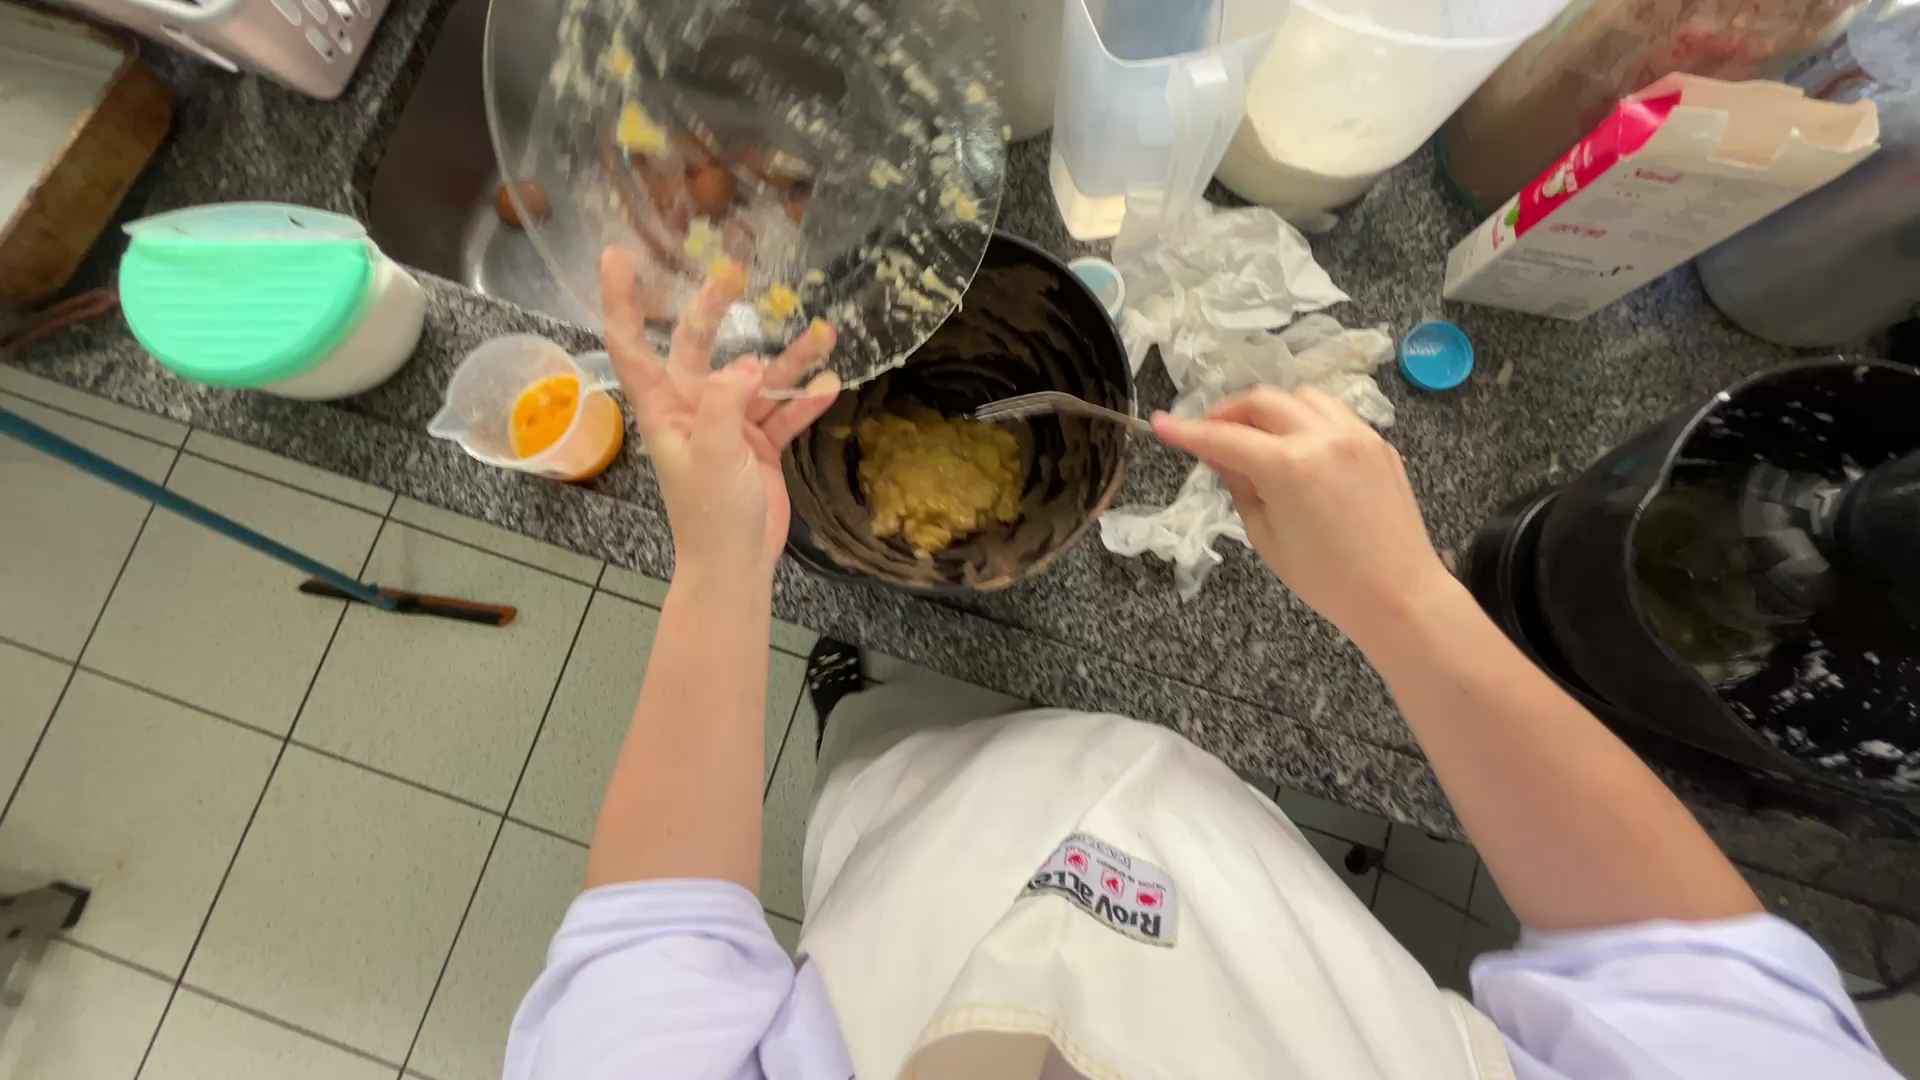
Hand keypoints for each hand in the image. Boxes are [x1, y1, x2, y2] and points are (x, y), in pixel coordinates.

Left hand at [599, 247, 840, 580]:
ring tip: (824, 334)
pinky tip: (831, 386)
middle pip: (699, 347)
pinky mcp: (759, 445)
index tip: (620, 256)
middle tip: (738, 273)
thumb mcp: (714, 454)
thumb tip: (746, 365)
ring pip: (756, 379)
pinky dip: (804, 401)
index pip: (632, 344)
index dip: (622, 301)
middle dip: (716, 310)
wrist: (737, 562)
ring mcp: (729, 426)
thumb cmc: (711, 512)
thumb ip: (725, 403)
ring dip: (788, 359)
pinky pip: (783, 413)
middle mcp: (694, 408)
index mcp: (665, 408)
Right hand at [1151, 386, 1450, 643]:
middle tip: (1209, 435)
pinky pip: (1331, 412)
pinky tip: (1294, 446)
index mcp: (1289, 465)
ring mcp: (1356, 434)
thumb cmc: (1323, 578)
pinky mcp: (1376, 442)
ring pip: (1300, 397)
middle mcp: (1323, 437)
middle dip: (1227, 412)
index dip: (1186, 431)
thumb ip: (1238, 484)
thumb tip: (1218, 455)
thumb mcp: (1264, 534)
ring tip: (1254, 437)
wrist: (1397, 593)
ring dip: (1268, 409)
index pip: (1224, 438)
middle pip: (1262, 401)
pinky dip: (1302, 418)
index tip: (1160, 424)